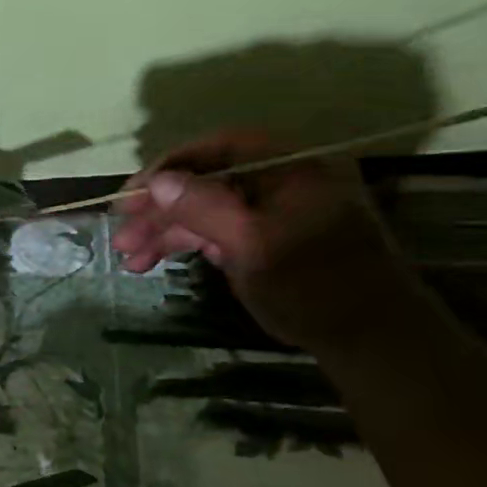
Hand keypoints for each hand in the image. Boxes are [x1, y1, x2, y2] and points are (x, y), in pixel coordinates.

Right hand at [111, 131, 421, 353]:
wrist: (366, 337)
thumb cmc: (313, 286)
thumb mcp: (252, 245)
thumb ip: (205, 208)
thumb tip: (158, 181)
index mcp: (288, 165)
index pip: (215, 149)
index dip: (168, 169)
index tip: (130, 197)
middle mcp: (278, 179)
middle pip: (205, 181)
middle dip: (159, 210)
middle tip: (120, 237)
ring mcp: (270, 210)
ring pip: (205, 210)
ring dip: (165, 232)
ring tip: (128, 259)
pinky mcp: (263, 237)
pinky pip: (217, 231)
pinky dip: (186, 244)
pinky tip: (157, 261)